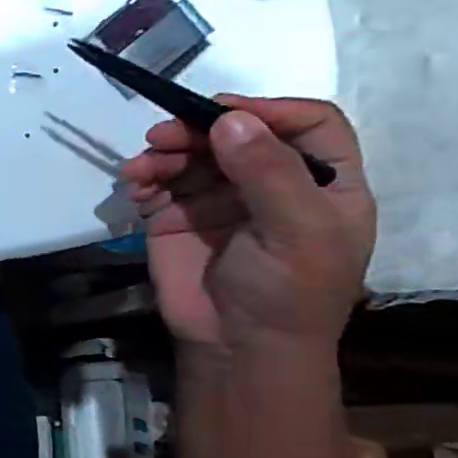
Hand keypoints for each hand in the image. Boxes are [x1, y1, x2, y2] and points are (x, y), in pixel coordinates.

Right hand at [119, 96, 375, 354]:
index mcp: (321, 181)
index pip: (306, 125)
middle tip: (159, 136)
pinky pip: (158, 186)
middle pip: (234, 136)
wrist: (236, 346)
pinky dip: (144, 181)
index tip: (219, 112)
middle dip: (195, 131)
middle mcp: (269, 183)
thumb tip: (227, 119)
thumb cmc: (287, 290)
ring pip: (190, 157)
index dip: (267, 111)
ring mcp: (219, 200)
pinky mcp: (176, 219)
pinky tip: (135, 190)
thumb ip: (267, 172)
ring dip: (162, 156)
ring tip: (138, 171)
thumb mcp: (296, 230)